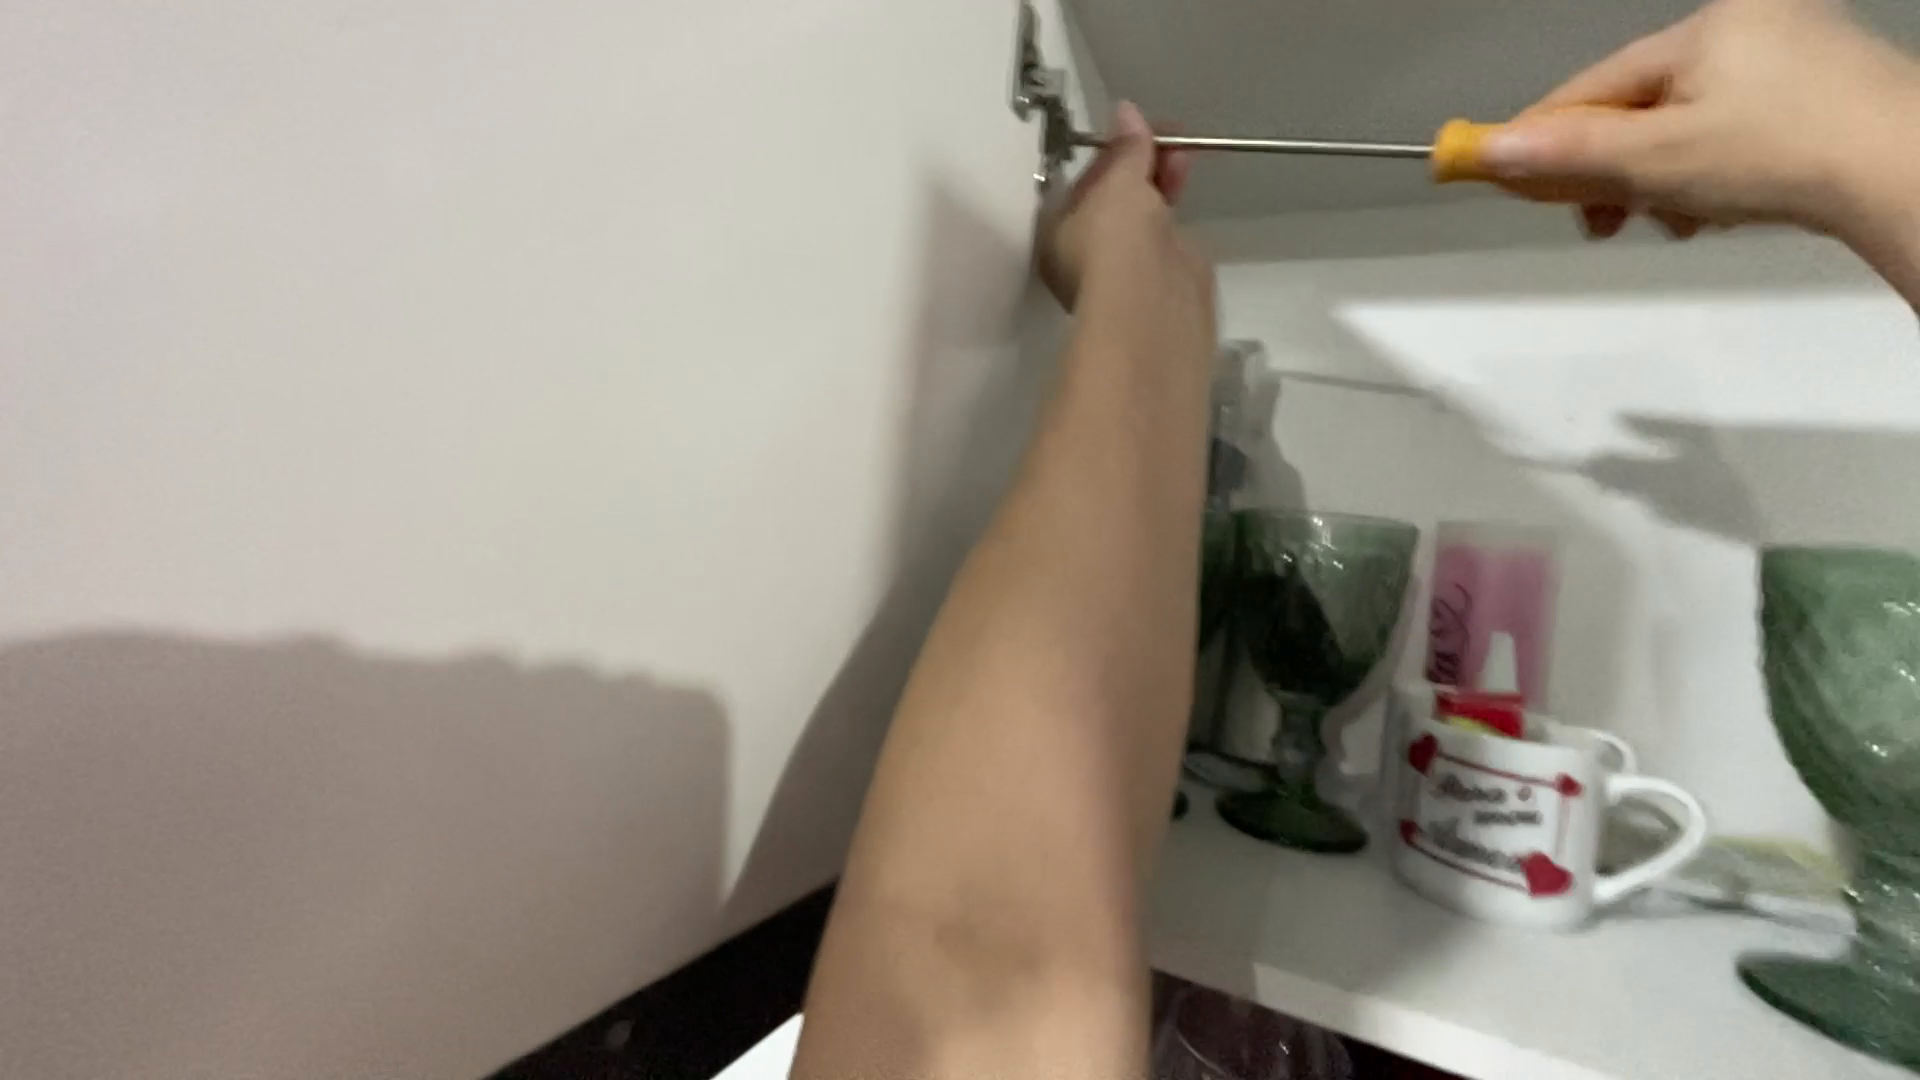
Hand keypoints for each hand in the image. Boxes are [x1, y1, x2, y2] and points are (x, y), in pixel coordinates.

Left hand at [1038, 101, 1208, 313]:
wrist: (1150, 299)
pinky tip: (1186, 172)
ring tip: (1182, 150)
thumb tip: (1125, 111)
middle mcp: (1084, 253)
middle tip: (1165, 133)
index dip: (1106, 154)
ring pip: (1139, 209)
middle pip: (1112, 198)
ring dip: (1159, 174)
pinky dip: (1172, 196)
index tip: (1132, 126)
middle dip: (1137, 162)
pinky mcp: (1158, 272)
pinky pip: (1162, 224)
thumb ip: (1125, 147)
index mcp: (1056, 236)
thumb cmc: (1114, 237)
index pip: (1078, 186)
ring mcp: (1122, 264)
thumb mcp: (1115, 181)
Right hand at [1482, 0, 1919, 247]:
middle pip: (1629, 112)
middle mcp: (1743, 29)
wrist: (1904, 173)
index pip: (1588, 88)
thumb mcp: (1649, 157)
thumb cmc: (1772, 154)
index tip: (1500, 180)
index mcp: (1703, 30)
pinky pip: (1713, 134)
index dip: (1537, 139)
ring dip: (1646, 184)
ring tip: (1663, 220)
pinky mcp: (1804, 94)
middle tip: (1599, 223)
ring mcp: (1780, 59)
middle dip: (1603, 174)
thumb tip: (1484, 149)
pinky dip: (1691, 176)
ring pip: (1668, 130)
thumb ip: (1564, 152)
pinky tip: (1704, 208)